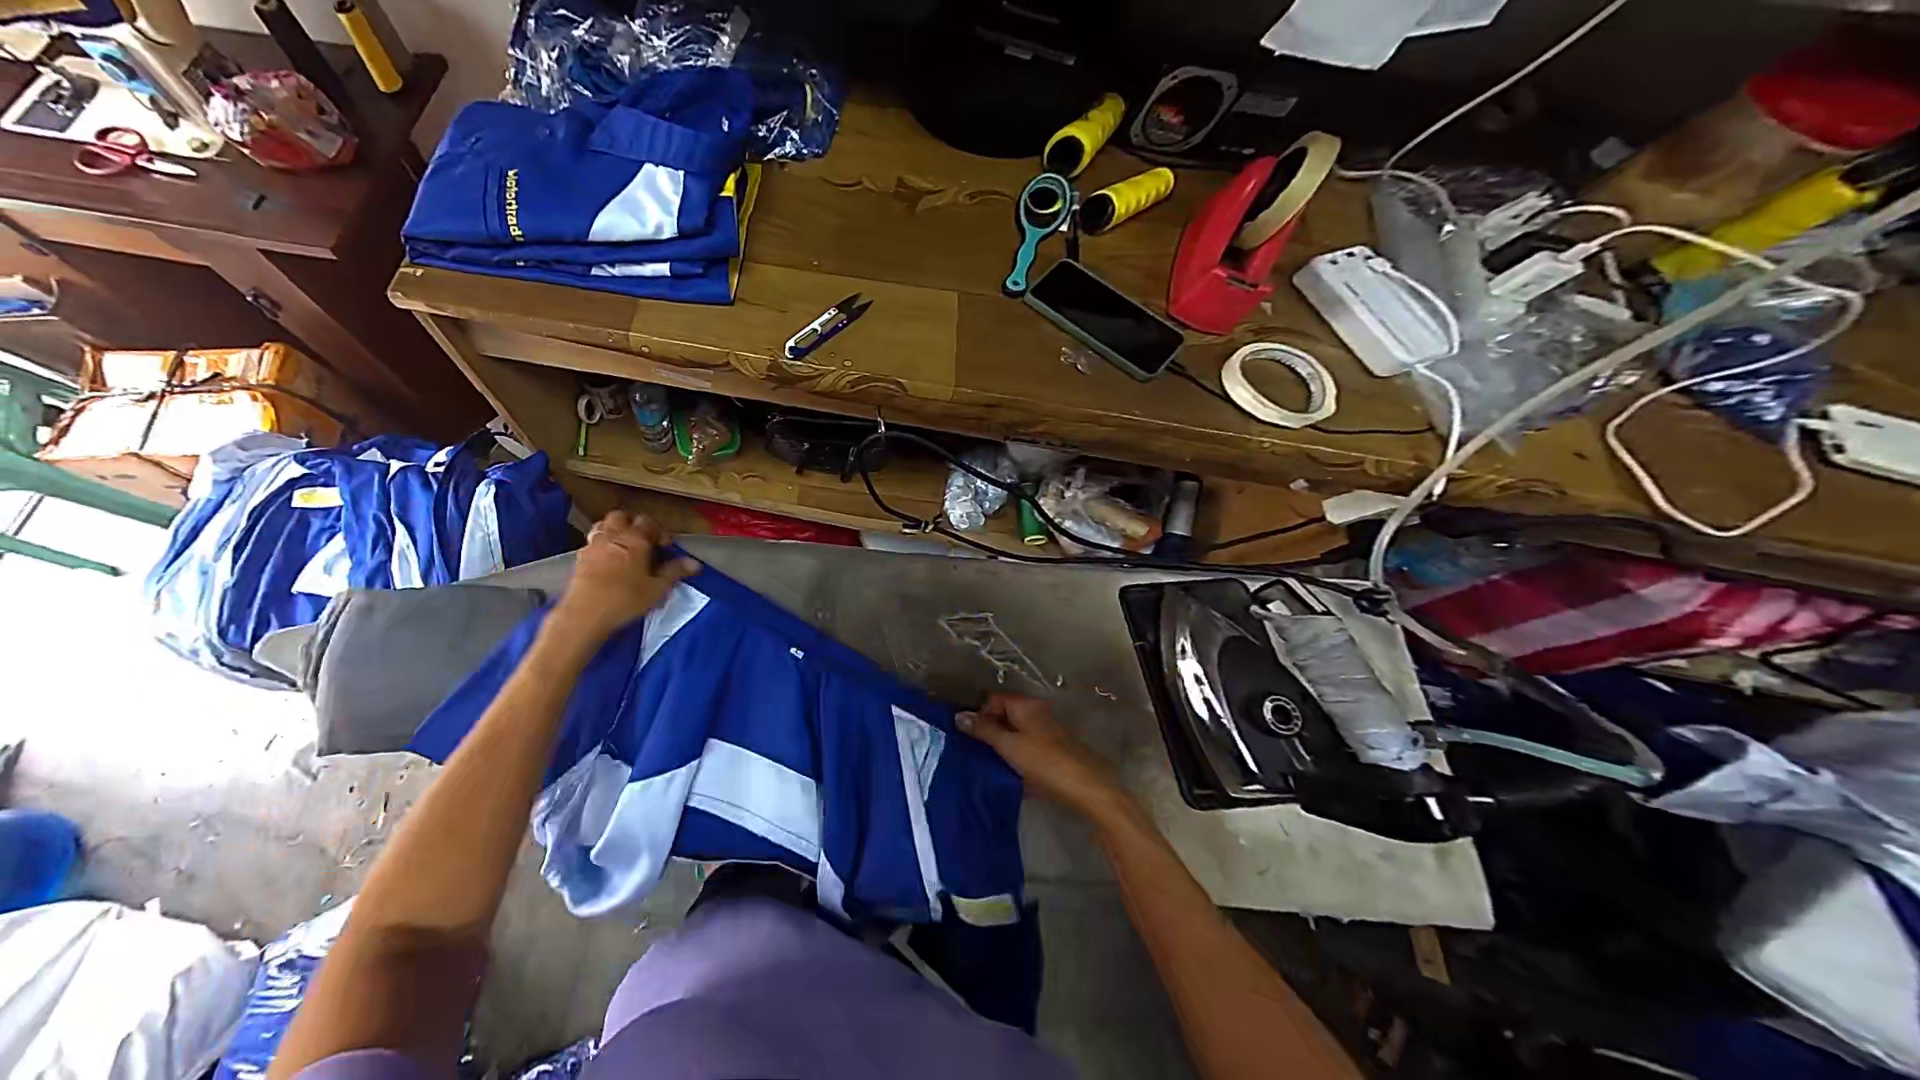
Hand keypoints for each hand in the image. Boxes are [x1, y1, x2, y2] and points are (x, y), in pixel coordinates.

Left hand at [549, 510, 699, 643]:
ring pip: (603, 526)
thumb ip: (675, 571)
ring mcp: (593, 546)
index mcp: (635, 540)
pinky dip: (601, 546)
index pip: (648, 522)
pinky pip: (592, 543)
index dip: (659, 532)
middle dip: (633, 524)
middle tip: (643, 541)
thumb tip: (694, 563)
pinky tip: (607, 562)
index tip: (665, 547)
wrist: (585, 613)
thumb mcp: (657, 588)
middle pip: (621, 517)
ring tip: (624, 548)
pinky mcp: (580, 559)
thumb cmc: (626, 599)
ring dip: (614, 532)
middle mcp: (612, 537)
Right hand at [958, 693, 1131, 822]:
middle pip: (1004, 715)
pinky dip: (1014, 755)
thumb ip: (984, 730)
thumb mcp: (1009, 746)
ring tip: (985, 762)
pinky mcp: (1051, 750)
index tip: (967, 736)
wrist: (1085, 788)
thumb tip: (959, 715)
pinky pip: (1024, 746)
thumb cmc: (1045, 763)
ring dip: (1000, 745)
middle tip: (971, 750)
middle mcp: (1037, 712)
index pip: (993, 699)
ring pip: (1014, 732)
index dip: (978, 714)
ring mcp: (1046, 731)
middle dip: (987, 730)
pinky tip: (1006, 771)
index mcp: (1026, 705)